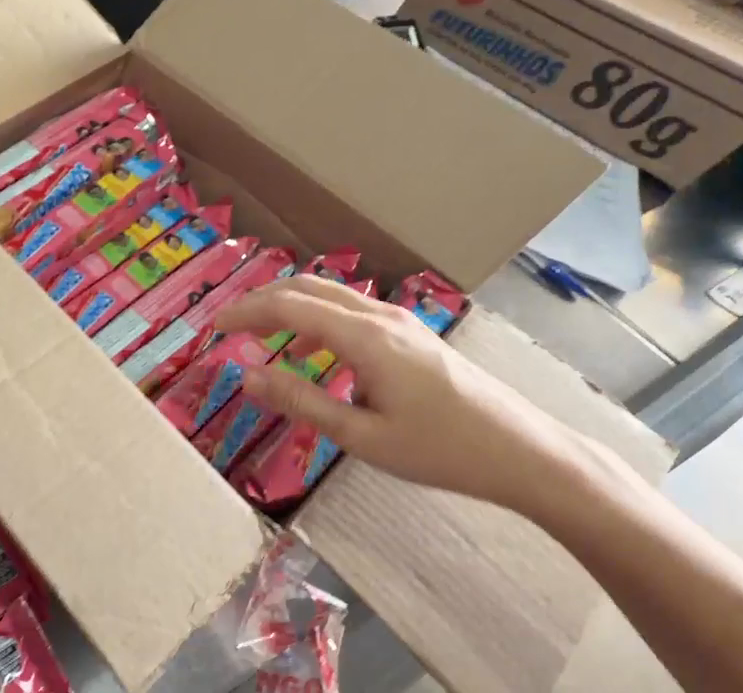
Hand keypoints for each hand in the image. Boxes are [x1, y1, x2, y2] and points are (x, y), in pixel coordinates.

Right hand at [215, 276, 584, 511]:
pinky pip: (349, 309)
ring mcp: (400, 321)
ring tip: (260, 335)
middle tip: (229, 325)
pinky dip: (315, 317)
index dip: (244, 312)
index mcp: (364, 337)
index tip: (212, 327)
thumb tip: (246, 376)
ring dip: (287, 306)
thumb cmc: (444, 451)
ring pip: (328, 294)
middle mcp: (379, 316)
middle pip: (305, 287)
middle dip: (260, 300)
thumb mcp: (363, 437)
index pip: (287, 307)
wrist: (530, 455)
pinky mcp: (412, 333)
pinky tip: (312, 352)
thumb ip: (301, 402)